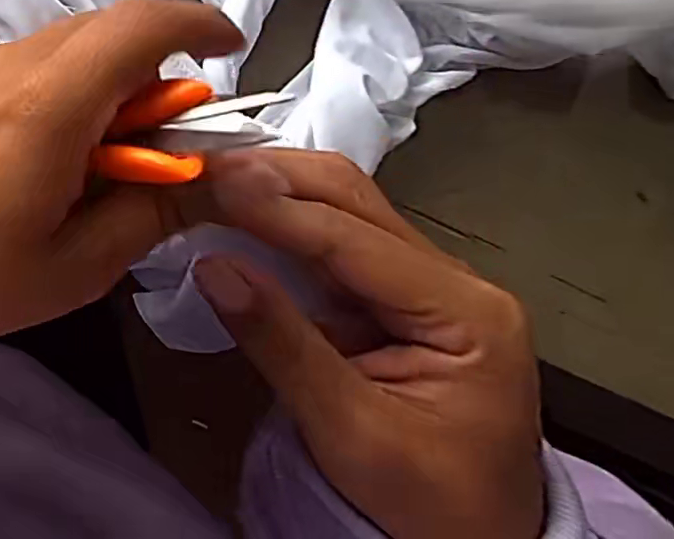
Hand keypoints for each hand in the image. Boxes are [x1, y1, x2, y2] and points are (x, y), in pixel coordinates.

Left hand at [0, 0, 242, 360]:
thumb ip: (157, 205)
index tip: (231, 48)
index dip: (194, 24)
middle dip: (160, 60)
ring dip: (117, 72)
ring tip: (115, 148)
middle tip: (171, 130)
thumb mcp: (79, 263)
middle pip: (110, 26)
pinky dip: (79, 78)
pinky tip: (66, 140)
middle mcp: (12, 64)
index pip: (135, 27)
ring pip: (77, 37)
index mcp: (44, 109)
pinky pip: (43, 53)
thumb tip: (221, 169)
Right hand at [195, 149, 543, 538]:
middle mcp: (450, 276)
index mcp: (466, 312)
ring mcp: (420, 275)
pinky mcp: (388, 285)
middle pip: (351, 196)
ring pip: (339, 200)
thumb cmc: (428, 506)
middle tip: (208, 167)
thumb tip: (214, 267)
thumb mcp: (353, 435)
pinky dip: (280, 214)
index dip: (276, 207)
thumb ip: (282, 344)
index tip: (214, 180)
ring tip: (216, 178)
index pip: (351, 238)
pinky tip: (243, 208)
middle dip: (275, 176)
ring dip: (275, 185)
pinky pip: (328, 231)